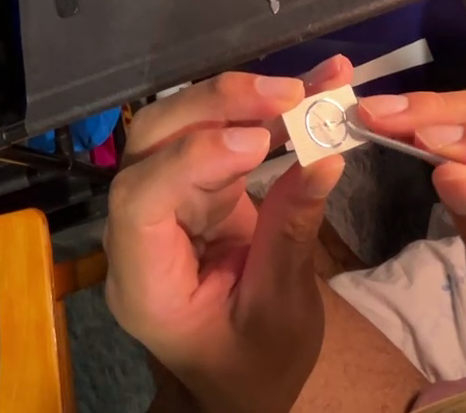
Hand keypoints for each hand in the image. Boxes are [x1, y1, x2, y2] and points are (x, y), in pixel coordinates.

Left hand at [105, 57, 351, 412]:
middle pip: (153, 141)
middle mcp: (140, 225)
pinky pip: (221, 131)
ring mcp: (166, 194)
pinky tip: (306, 89)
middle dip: (215, 105)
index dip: (192, 159)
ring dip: (242, 97)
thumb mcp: (278, 315)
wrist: (237, 378)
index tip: (256, 143)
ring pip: (183, 122)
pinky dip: (262, 109)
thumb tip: (325, 157)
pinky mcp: (195, 179)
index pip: (140, 200)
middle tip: (285, 93)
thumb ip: (291, 234)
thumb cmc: (251, 365)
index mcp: (142, 279)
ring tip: (302, 86)